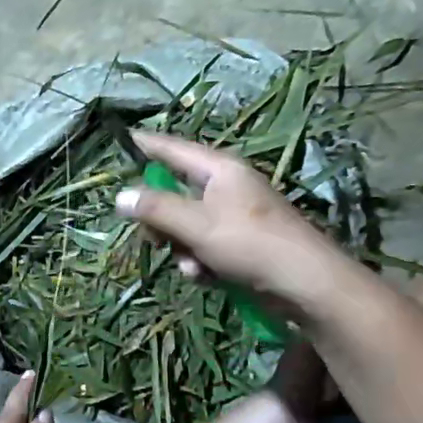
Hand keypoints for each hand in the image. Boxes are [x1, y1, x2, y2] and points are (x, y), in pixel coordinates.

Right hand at [113, 130, 349, 313]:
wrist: (303, 282)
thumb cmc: (249, 244)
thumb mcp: (195, 225)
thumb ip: (155, 209)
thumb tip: (119, 196)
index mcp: (219, 171)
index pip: (174, 149)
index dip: (148, 145)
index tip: (125, 139)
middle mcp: (227, 187)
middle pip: (175, 194)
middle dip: (162, 220)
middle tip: (154, 239)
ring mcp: (235, 216)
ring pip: (186, 225)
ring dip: (181, 247)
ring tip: (192, 265)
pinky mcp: (241, 242)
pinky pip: (204, 245)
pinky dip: (200, 261)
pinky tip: (206, 276)